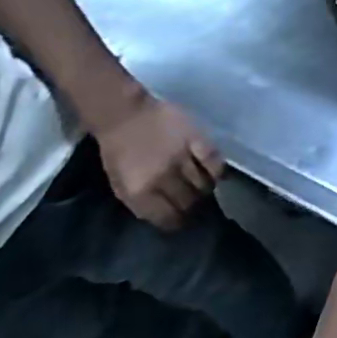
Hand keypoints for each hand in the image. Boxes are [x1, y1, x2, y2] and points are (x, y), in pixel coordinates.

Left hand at [90, 92, 224, 230]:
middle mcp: (164, 178)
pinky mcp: (195, 137)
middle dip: (192, 207)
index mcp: (142, 193)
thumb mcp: (120, 186)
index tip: (182, 220)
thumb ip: (142, 204)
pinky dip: (218, 170)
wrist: (124, 114)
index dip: (178, 223)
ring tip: (204, 189)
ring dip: (205, 190)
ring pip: (203, 184)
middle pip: (188, 202)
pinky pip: (213, 160)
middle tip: (195, 204)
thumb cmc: (118, 151)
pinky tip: (217, 174)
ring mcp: (181, 156)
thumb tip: (166, 216)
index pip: (168, 218)